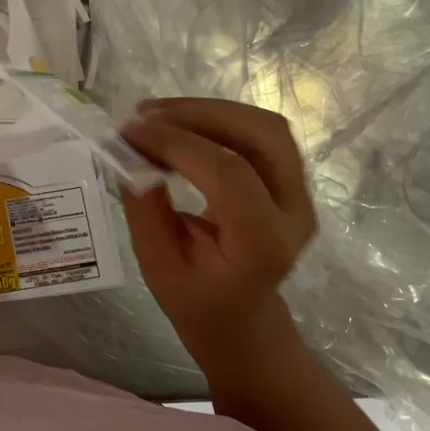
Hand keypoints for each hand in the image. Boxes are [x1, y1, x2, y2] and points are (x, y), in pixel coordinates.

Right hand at [119, 98, 316, 355]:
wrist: (240, 319)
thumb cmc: (197, 302)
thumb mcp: (158, 266)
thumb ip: (147, 212)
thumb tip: (133, 159)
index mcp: (262, 244)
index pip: (228, 174)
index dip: (177, 144)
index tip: (129, 133)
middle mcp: (294, 212)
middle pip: (261, 136)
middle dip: (199, 114)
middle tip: (145, 115)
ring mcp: (300, 194)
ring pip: (264, 127)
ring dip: (208, 111)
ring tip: (156, 113)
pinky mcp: (291, 182)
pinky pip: (260, 134)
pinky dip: (217, 119)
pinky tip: (178, 123)